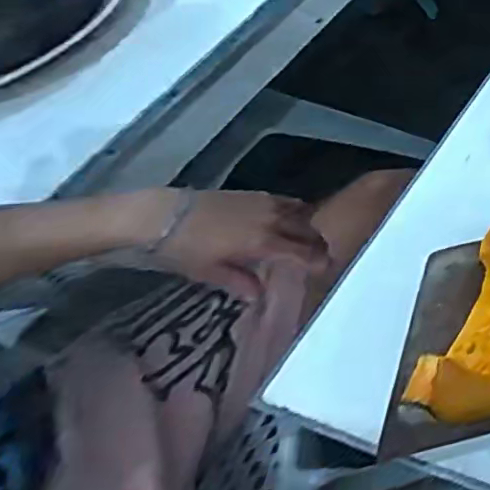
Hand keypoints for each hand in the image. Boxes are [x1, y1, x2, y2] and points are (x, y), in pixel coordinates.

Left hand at [148, 189, 330, 298]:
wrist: (164, 215)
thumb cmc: (182, 249)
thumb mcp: (207, 271)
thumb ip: (237, 281)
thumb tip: (258, 295)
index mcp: (263, 243)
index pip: (302, 251)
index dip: (317, 259)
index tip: (325, 267)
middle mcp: (274, 221)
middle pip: (308, 231)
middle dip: (318, 243)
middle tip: (319, 255)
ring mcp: (270, 204)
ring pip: (304, 215)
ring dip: (310, 227)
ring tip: (308, 238)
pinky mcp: (261, 194)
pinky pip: (291, 203)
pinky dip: (299, 212)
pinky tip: (291, 219)